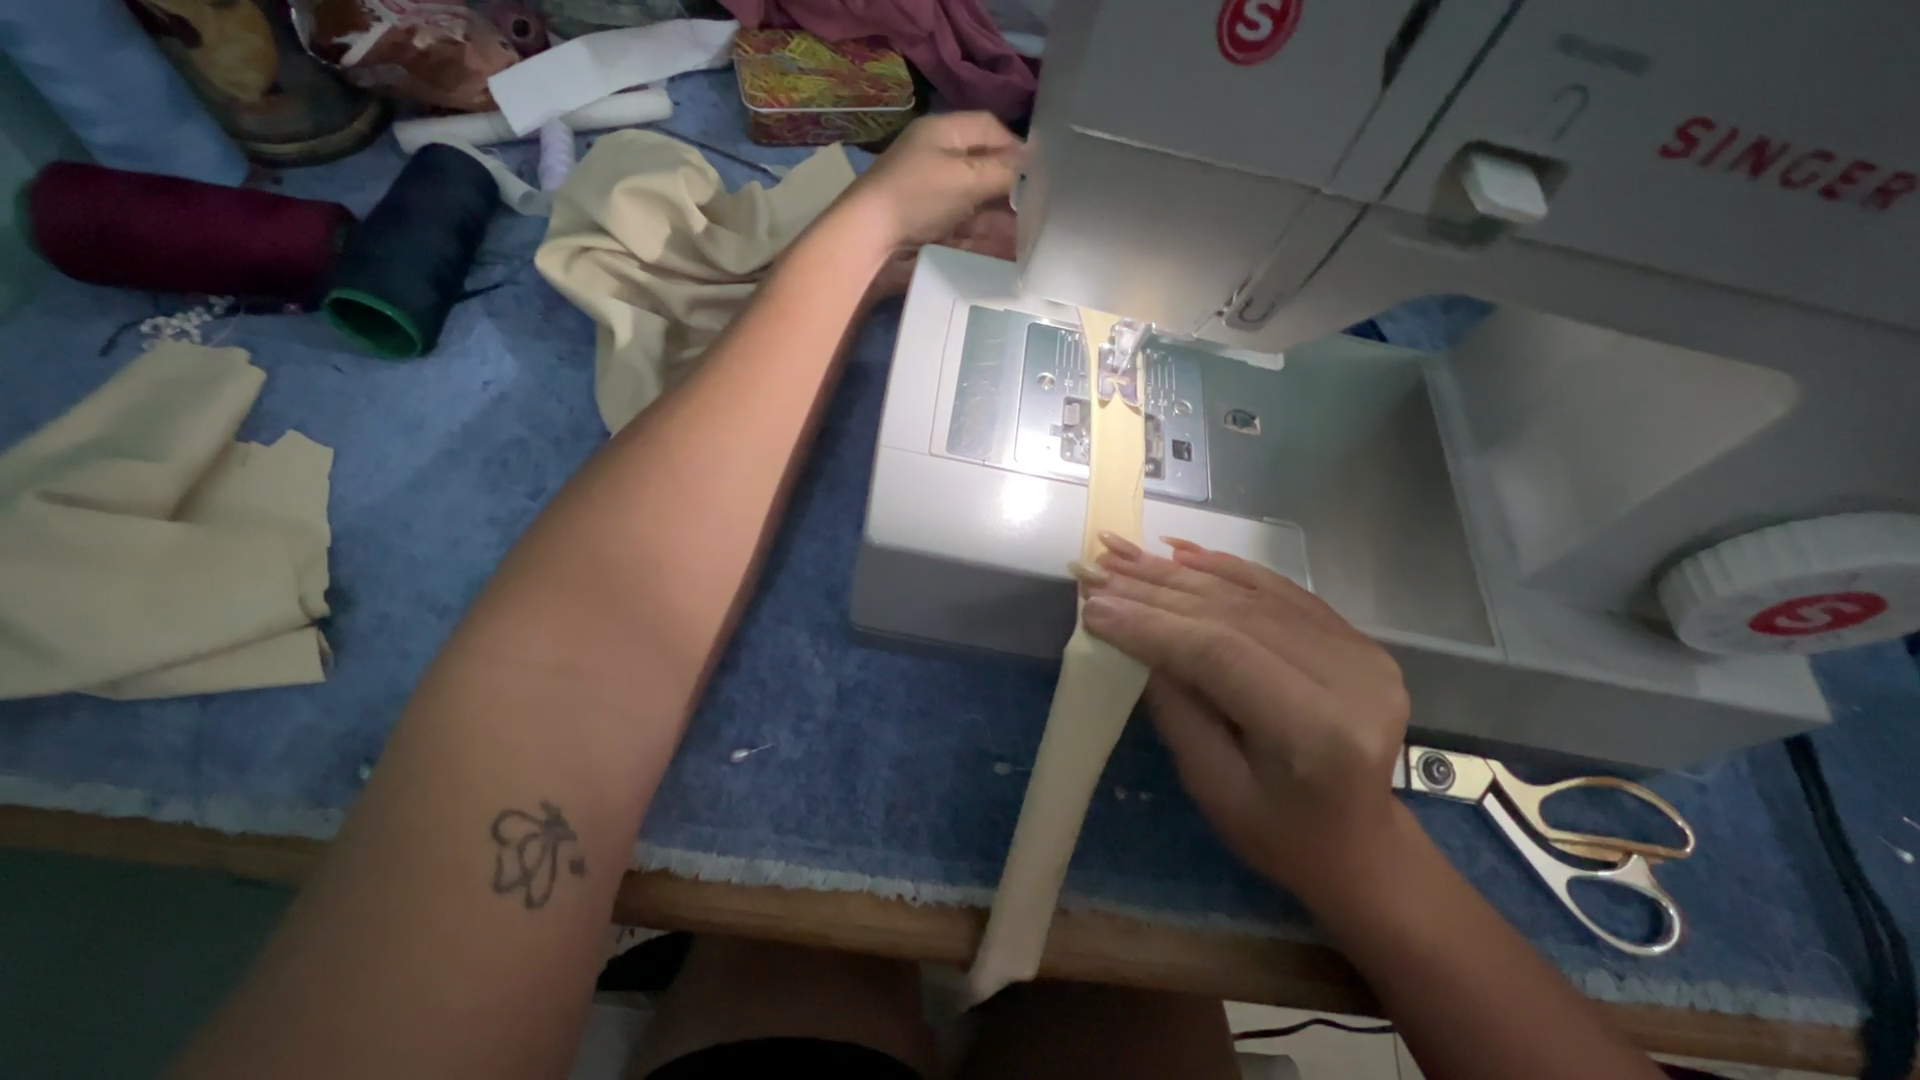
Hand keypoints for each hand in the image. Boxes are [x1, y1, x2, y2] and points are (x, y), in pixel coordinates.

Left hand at [838, 112, 1023, 295]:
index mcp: (942, 134)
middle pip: (986, 170)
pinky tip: (1010, 254)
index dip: (1015, 146)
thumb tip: (1033, 167)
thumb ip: (1003, 171)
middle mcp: (938, 162)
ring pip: (979, 206)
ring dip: (1004, 221)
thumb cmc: (916, 195)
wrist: (869, 242)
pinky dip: (988, 241)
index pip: (987, 128)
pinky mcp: (931, 231)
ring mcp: (934, 199)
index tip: (1040, 172)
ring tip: (1031, 238)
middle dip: (1012, 190)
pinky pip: (967, 232)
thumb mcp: (965, 177)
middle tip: (1041, 209)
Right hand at [1073, 537, 1409, 896]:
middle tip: (1099, 570)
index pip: (1222, 654)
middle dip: (1158, 591)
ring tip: (1124, 556)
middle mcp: (1352, 679)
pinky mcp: (1356, 639)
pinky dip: (1225, 568)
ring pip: (1254, 596)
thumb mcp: (1212, 784)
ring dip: (1182, 573)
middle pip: (1237, 615)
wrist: (1357, 843)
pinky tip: (1178, 553)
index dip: (1152, 624)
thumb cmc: (1278, 833)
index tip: (1093, 605)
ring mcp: (1362, 652)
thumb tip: (1126, 634)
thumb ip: (1175, 706)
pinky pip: (1280, 591)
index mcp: (1318, 731)